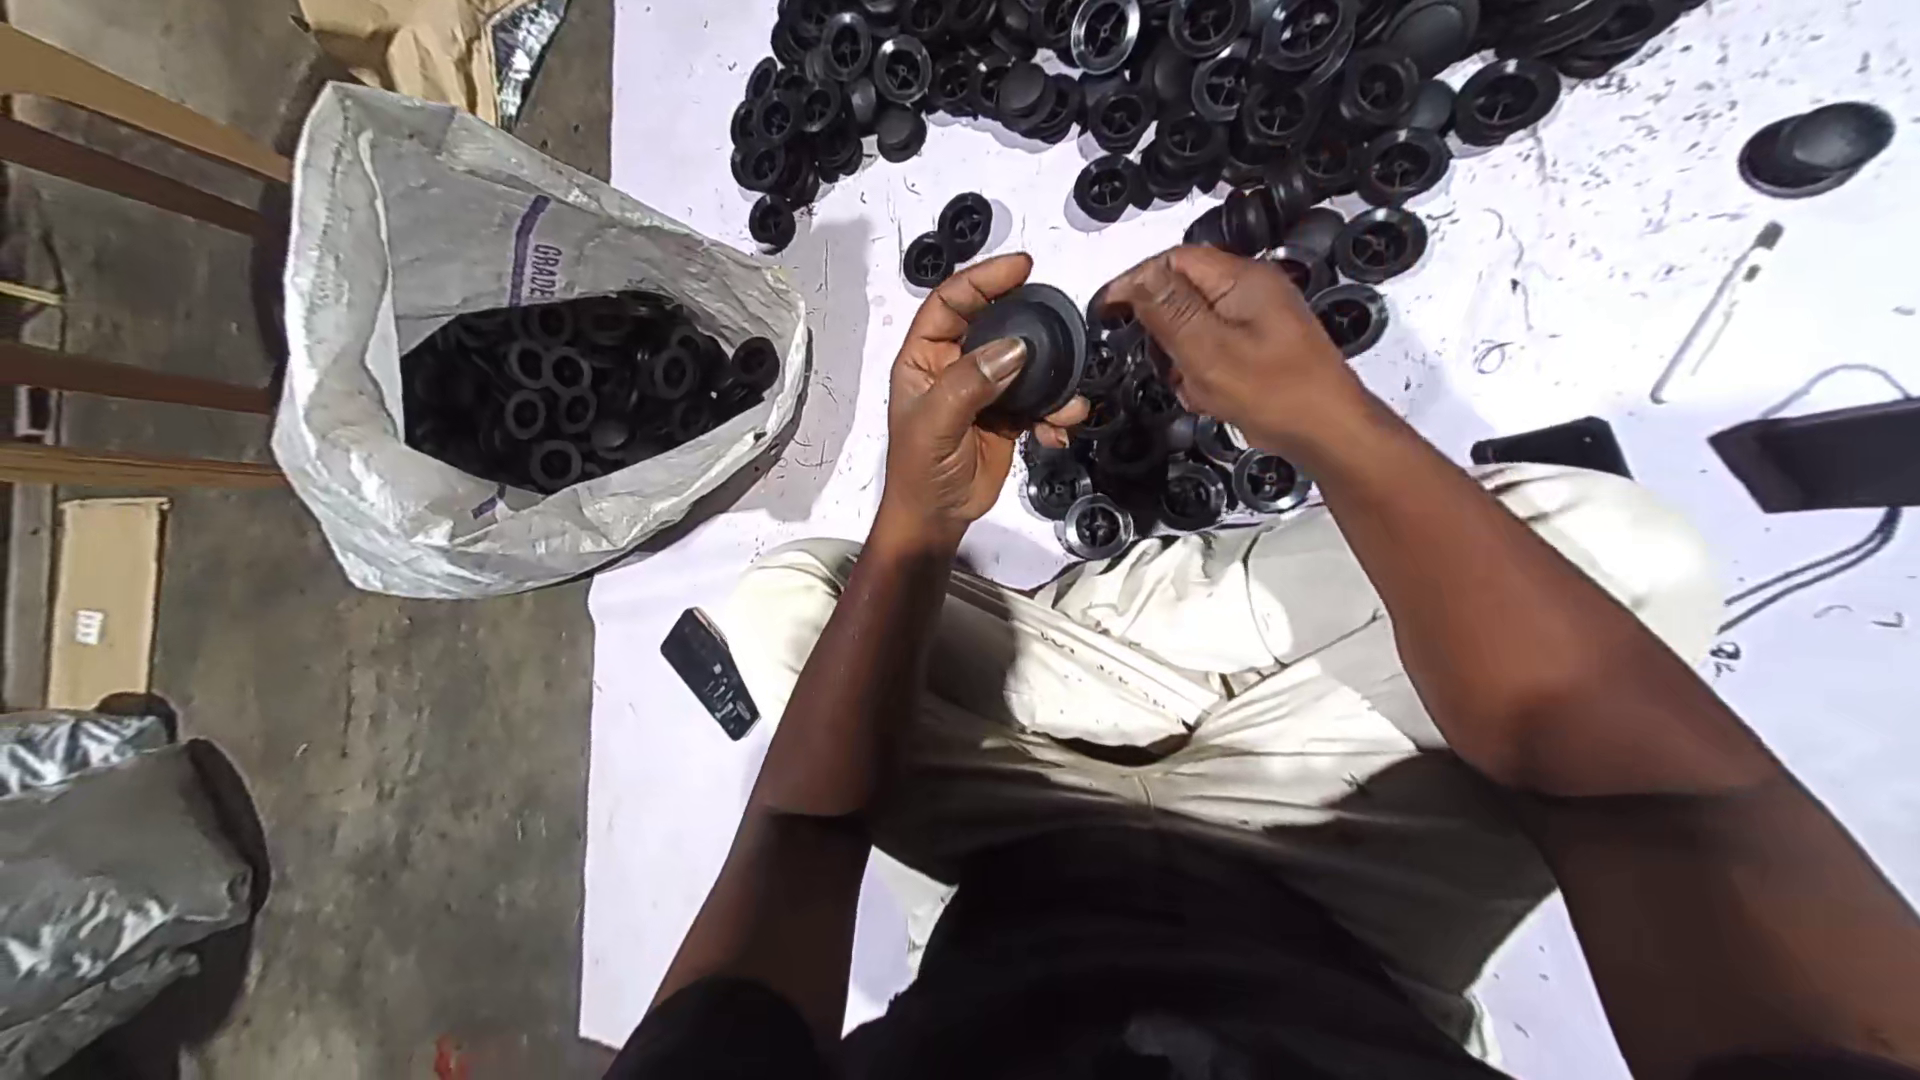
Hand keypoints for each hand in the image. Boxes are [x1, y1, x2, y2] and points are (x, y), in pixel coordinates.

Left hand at [878, 253, 1086, 549]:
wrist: (938, 516)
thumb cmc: (920, 471)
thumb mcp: (935, 424)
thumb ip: (970, 384)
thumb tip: (1014, 349)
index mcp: (925, 359)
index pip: (949, 303)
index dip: (981, 280)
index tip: (1018, 268)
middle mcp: (955, 367)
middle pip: (993, 325)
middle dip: (1026, 321)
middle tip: (1057, 320)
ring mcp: (984, 391)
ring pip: (1024, 365)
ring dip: (1051, 379)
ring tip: (1065, 400)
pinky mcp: (1007, 416)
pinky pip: (1037, 402)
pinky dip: (1053, 413)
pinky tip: (1056, 430)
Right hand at [1098, 245, 1367, 454]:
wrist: (1323, 431)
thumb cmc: (1280, 394)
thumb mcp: (1209, 350)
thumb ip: (1170, 311)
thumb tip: (1138, 278)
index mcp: (1241, 281)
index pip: (1173, 261)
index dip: (1135, 282)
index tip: (1109, 307)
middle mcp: (1250, 293)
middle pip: (1181, 292)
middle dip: (1160, 328)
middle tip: (1157, 356)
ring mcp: (1255, 321)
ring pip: (1193, 325)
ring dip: (1179, 355)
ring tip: (1189, 380)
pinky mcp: (1255, 347)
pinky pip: (1209, 349)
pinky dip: (1198, 371)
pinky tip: (1206, 392)